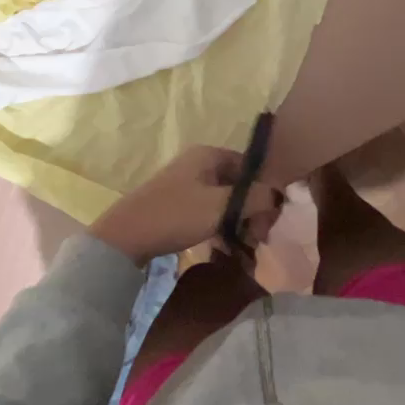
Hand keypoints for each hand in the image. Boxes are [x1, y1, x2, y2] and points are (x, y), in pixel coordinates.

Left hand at [88, 146, 283, 264]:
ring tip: (245, 249)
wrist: (126, 237)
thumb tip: (278, 194)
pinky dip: (221, 228)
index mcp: (209, 155)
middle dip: (253, 212)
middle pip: (239, 185)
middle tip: (258, 240)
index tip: (270, 221)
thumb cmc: (176, 214)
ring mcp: (187, 185)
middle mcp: (199, 164)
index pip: (250, 167)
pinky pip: (210, 213)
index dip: (265, 192)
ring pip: (226, 202)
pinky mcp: (178, 206)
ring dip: (239, 223)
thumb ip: (255, 198)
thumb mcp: (221, 206)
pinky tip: (227, 250)